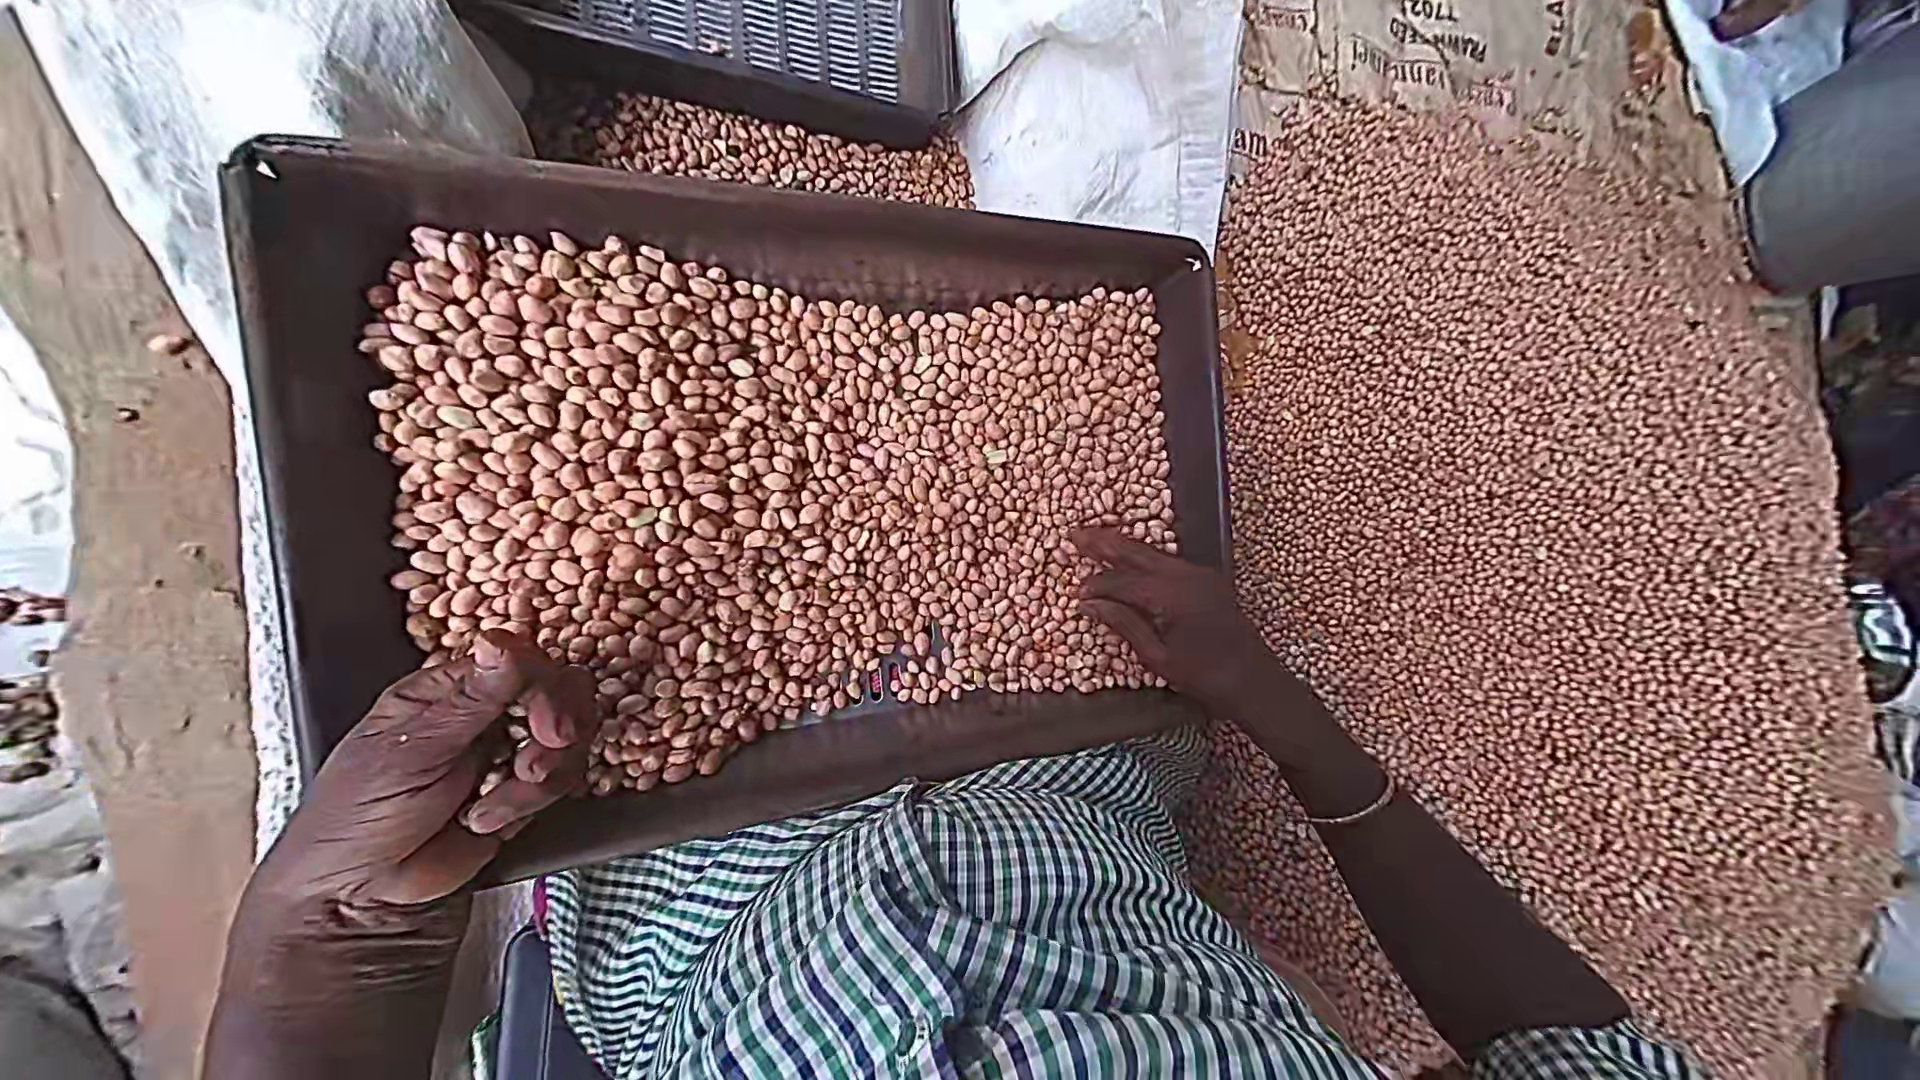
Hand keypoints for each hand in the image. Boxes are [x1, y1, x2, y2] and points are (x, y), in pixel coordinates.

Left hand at [262, 630, 593, 907]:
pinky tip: (490, 817)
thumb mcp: (411, 751)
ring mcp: (512, 745)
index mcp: (450, 688)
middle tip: (534, 764)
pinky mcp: (530, 784)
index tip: (546, 722)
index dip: (544, 686)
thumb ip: (471, 697)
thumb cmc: (358, 820)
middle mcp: (489, 709)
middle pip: (561, 690)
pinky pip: (566, 772)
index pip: (523, 661)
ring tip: (498, 800)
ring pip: (572, 732)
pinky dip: (535, 799)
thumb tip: (503, 643)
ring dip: (544, 771)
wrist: (360, 903)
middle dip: (557, 728)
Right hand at [1072, 527, 1284, 714]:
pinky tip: (1128, 557)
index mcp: (1173, 596)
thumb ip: (1124, 624)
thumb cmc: (1205, 677)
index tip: (1078, 593)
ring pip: (1152, 553)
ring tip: (1094, 538)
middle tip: (1075, 534)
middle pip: (1136, 553)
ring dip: (1122, 546)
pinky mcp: (1206, 579)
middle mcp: (1187, 576)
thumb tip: (1090, 605)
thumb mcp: (1157, 657)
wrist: (1256, 682)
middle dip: (1103, 543)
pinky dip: (1142, 557)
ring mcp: (1200, 574)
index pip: (1123, 582)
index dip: (1097, 586)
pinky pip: (1166, 561)